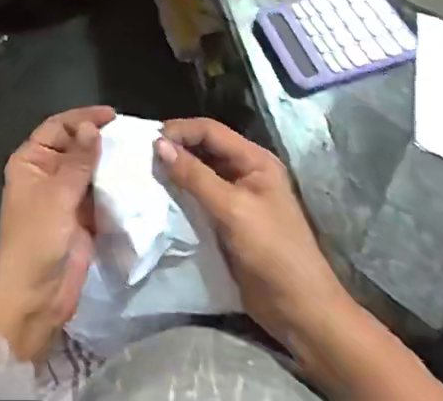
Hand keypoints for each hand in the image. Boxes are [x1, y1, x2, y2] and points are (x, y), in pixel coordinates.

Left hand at [0, 105, 114, 361]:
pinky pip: (100, 196)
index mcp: (30, 160)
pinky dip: (116, 188)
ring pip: (90, 171)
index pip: (57, 128)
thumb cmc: (36, 237)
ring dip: (110, 164)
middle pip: (75, 147)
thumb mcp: (57, 195)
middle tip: (135, 135)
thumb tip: (92, 126)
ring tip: (142, 154)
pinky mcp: (82, 219)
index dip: (82, 118)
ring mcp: (65, 197)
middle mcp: (46, 173)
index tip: (114, 115)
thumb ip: (78, 161)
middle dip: (100, 139)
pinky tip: (139, 181)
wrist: (35, 294)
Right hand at [156, 118, 352, 349]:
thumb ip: (194, 175)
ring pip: (197, 168)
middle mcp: (245, 171)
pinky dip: (178, 190)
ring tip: (145, 173)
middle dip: (173, 148)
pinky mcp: (226, 216)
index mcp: (255, 161)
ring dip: (173, 169)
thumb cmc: (274, 254)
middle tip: (141, 157)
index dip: (178, 131)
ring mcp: (236, 194)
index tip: (148, 144)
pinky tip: (159, 194)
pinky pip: (196, 192)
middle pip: (202, 145)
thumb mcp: (233, 210)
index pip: (209, 130)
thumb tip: (157, 144)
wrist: (301, 312)